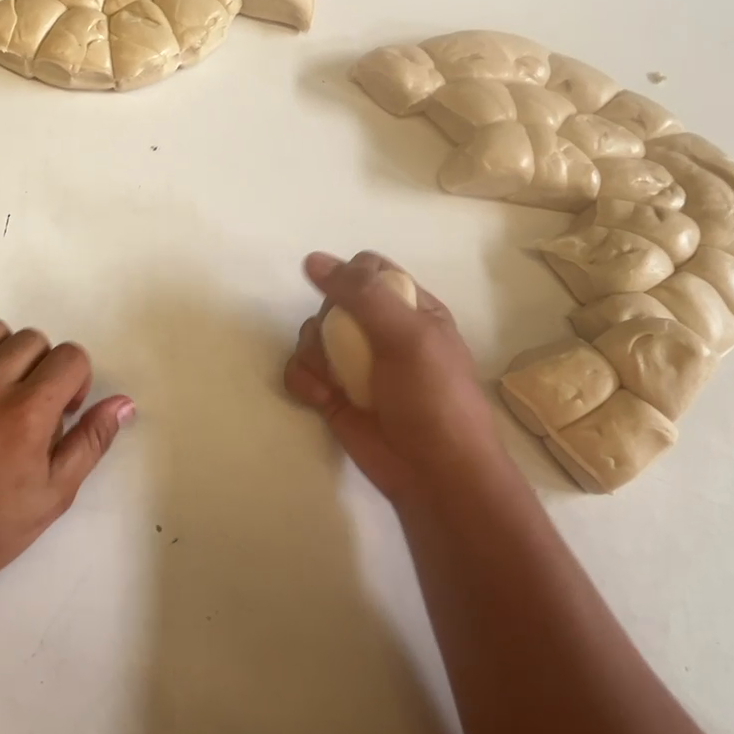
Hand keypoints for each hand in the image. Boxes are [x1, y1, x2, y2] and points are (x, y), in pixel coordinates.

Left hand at [0, 318, 134, 595]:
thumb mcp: (55, 493)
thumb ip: (91, 440)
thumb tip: (123, 403)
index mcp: (26, 413)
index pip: (70, 357)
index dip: (76, 382)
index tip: (63, 412)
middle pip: (34, 339)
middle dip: (45, 368)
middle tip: (34, 409)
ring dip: (7, 354)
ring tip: (2, 393)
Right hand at [284, 251, 506, 498]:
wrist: (433, 474)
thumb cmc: (433, 399)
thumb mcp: (408, 336)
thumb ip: (362, 293)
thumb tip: (312, 260)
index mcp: (411, 310)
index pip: (369, 270)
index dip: (350, 278)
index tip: (346, 300)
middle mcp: (380, 331)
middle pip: (331, 302)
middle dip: (328, 325)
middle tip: (347, 350)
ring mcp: (354, 364)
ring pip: (311, 336)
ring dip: (313, 357)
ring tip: (334, 384)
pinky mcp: (332, 394)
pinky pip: (300, 370)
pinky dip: (304, 382)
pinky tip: (323, 400)